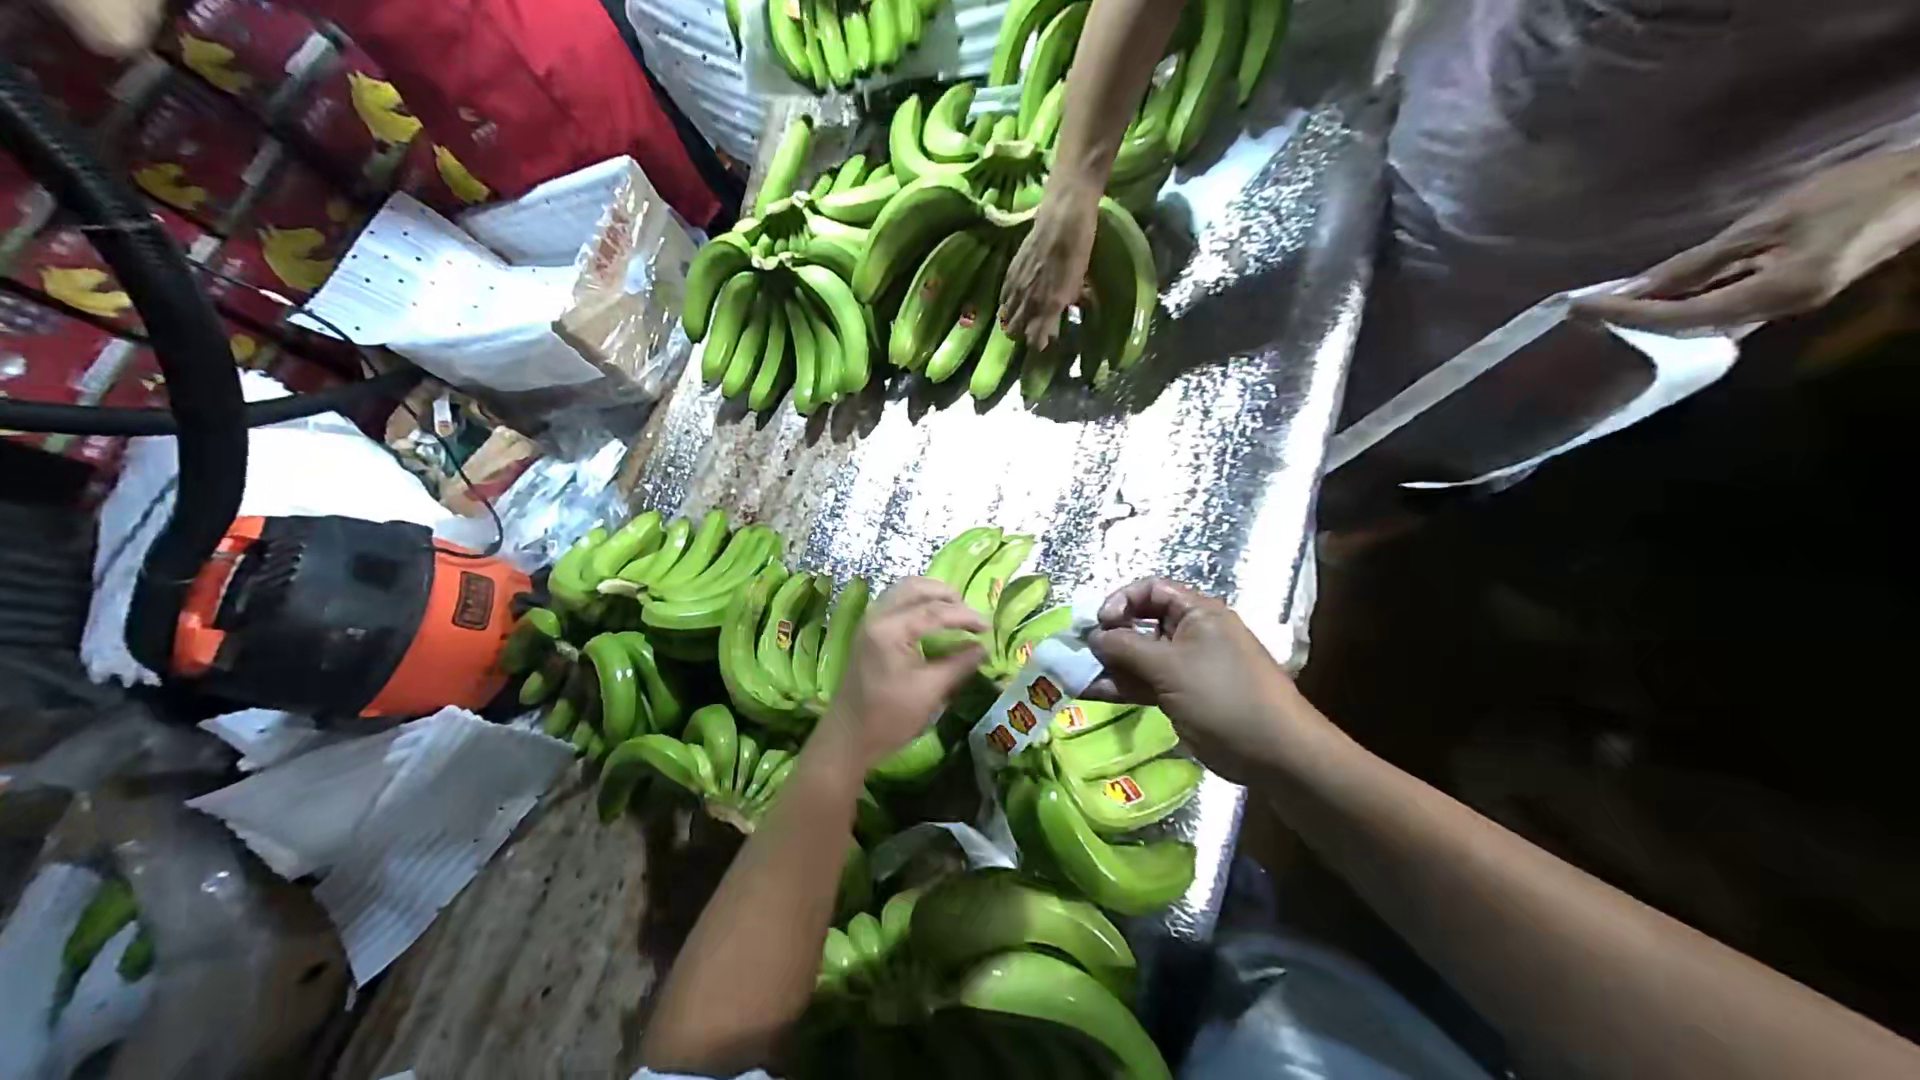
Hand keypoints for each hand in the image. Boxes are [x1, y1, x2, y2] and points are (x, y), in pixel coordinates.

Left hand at [817, 577, 986, 770]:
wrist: (848, 737)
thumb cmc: (889, 717)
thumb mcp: (930, 691)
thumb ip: (959, 663)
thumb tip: (983, 648)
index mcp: (890, 630)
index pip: (934, 611)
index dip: (965, 616)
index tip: (989, 627)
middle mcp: (877, 616)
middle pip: (916, 588)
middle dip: (948, 596)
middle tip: (971, 615)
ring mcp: (869, 621)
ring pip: (904, 590)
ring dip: (932, 594)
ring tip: (956, 611)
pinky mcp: (868, 630)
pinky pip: (896, 601)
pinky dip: (917, 601)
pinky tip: (933, 617)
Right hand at [998, 178, 1102, 349]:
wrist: (1063, 216)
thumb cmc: (1079, 247)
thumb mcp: (1078, 280)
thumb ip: (1065, 301)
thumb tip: (1059, 313)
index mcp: (1050, 305)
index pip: (1036, 337)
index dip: (1039, 343)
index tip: (1044, 343)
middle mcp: (1030, 300)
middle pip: (1017, 330)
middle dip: (1023, 335)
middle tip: (1031, 332)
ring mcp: (1017, 286)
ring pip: (1007, 316)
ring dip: (1013, 321)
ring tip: (1019, 320)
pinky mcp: (1010, 272)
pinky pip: (1003, 297)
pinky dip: (1006, 304)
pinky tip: (1010, 302)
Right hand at [1082, 578, 1319, 781]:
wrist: (1273, 752)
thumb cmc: (1223, 696)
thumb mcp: (1170, 666)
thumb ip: (1126, 647)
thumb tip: (1094, 637)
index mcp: (1197, 613)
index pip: (1151, 590)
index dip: (1122, 600)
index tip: (1101, 622)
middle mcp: (1190, 634)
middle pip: (1141, 623)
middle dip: (1110, 636)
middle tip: (1081, 652)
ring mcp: (1185, 667)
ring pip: (1138, 657)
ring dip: (1109, 665)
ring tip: (1077, 675)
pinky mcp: (1180, 695)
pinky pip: (1144, 683)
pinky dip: (1120, 686)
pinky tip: (1091, 692)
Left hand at [1574, 147, 1919, 332]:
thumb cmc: (1856, 193)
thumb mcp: (1768, 223)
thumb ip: (1698, 261)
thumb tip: (1635, 287)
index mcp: (1773, 295)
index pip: (1675, 317)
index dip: (1624, 314)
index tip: (1580, 307)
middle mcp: (1772, 312)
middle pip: (1681, 327)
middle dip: (1628, 323)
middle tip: (1579, 314)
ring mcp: (1778, 307)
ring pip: (1695, 321)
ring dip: (1648, 317)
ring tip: (1600, 310)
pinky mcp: (1780, 297)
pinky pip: (1714, 309)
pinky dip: (1676, 306)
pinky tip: (1647, 299)